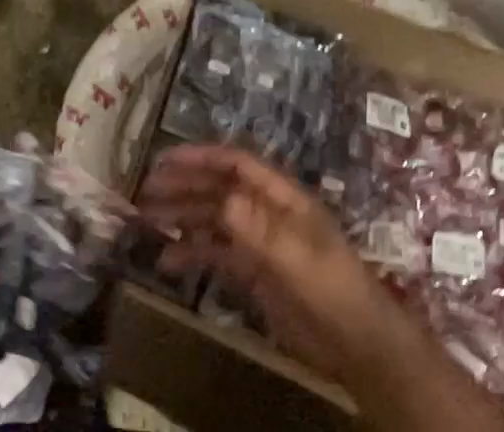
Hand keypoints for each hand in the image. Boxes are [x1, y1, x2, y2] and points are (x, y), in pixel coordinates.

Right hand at [138, 143, 383, 376]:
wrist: (358, 346)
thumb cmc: (334, 292)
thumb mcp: (297, 259)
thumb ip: (259, 229)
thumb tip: (222, 198)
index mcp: (283, 199)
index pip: (237, 164)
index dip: (201, 157)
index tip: (164, 158)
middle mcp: (267, 213)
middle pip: (218, 189)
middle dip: (182, 186)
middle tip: (144, 191)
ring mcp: (259, 242)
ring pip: (212, 219)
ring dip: (180, 216)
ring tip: (146, 220)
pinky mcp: (253, 271)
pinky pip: (215, 253)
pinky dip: (190, 254)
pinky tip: (167, 262)